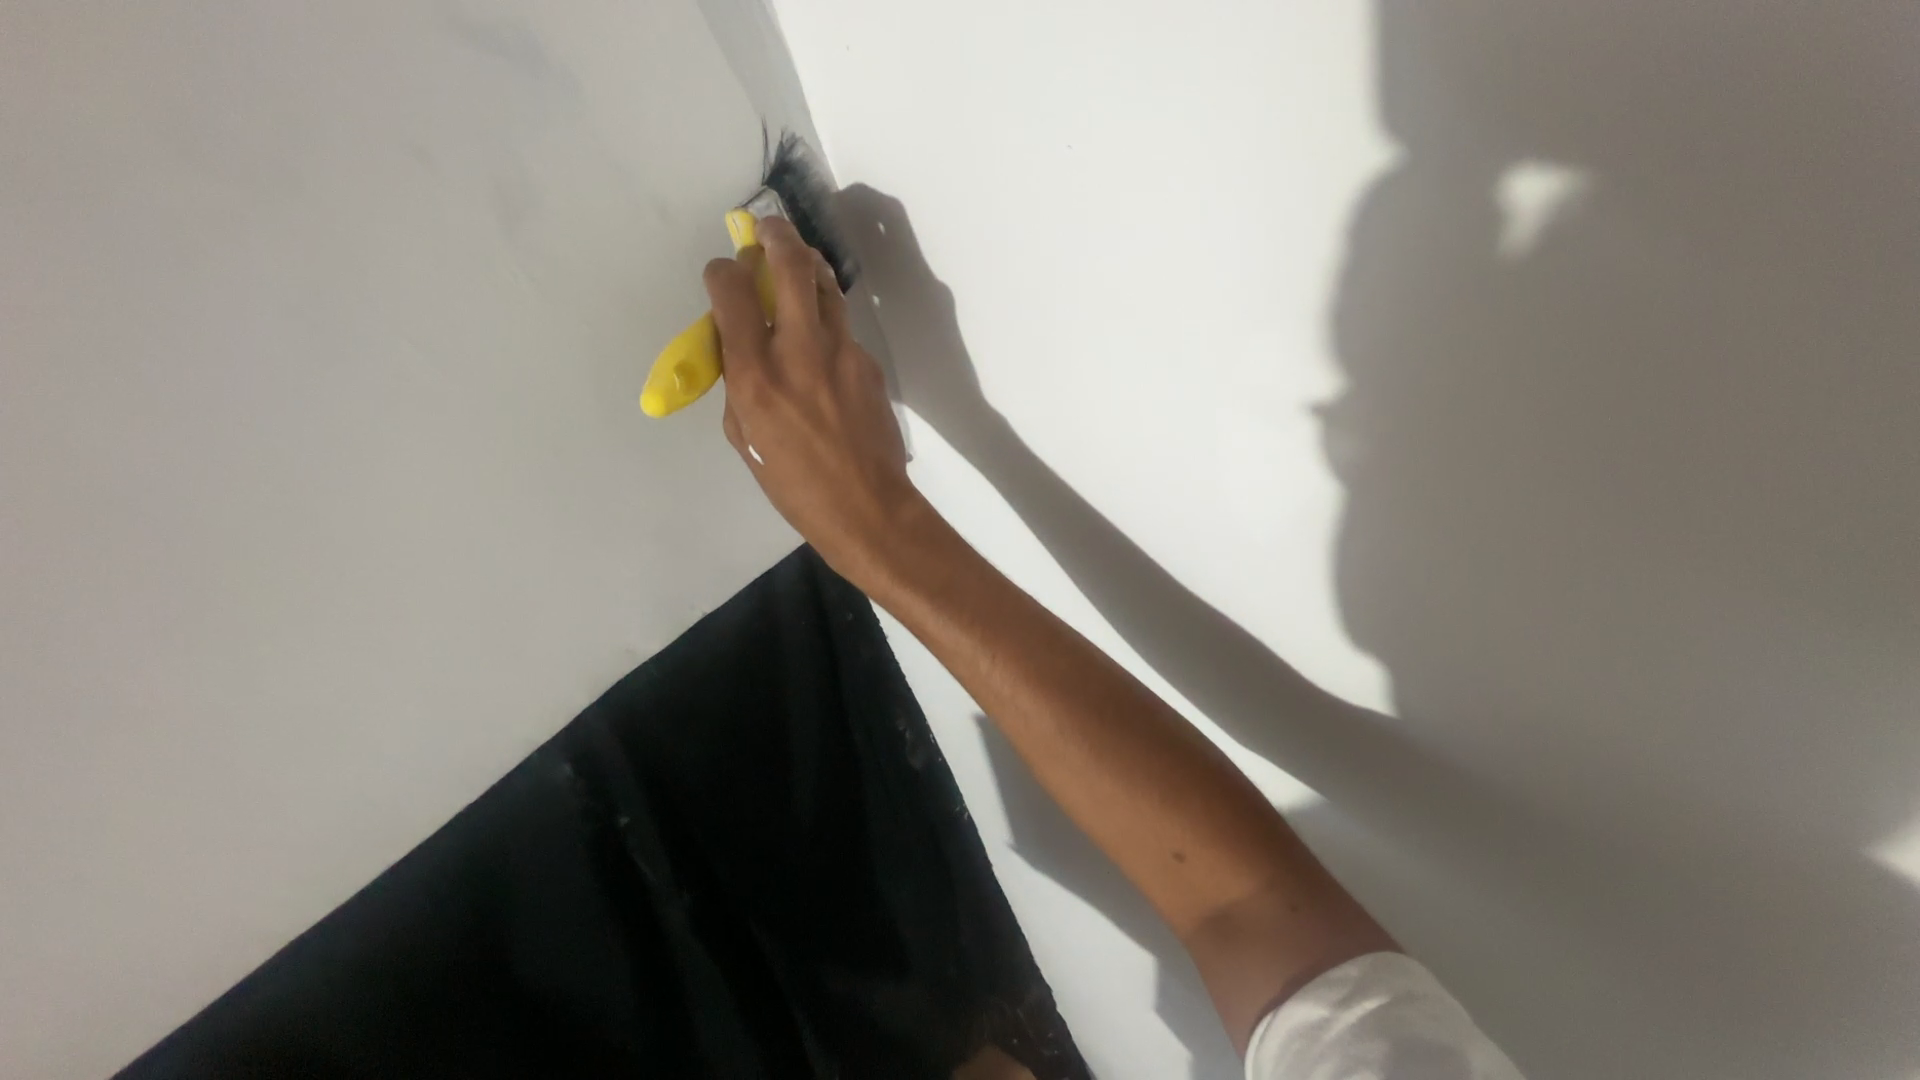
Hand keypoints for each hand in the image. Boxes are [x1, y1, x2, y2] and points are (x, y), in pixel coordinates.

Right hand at [705, 216, 922, 581]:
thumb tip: (741, 351)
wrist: (867, 507)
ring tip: (797, 263)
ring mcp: (841, 353)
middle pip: (790, 266)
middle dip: (775, 235)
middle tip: (767, 228)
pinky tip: (823, 339)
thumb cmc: (795, 486)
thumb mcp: (746, 439)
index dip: (722, 271)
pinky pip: (844, 327)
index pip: (731, 292)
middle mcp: (799, 351)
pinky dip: (828, 318)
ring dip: (809, 264)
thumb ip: (739, 386)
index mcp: (756, 375)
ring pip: (827, 286)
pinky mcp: (869, 364)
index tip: (723, 272)